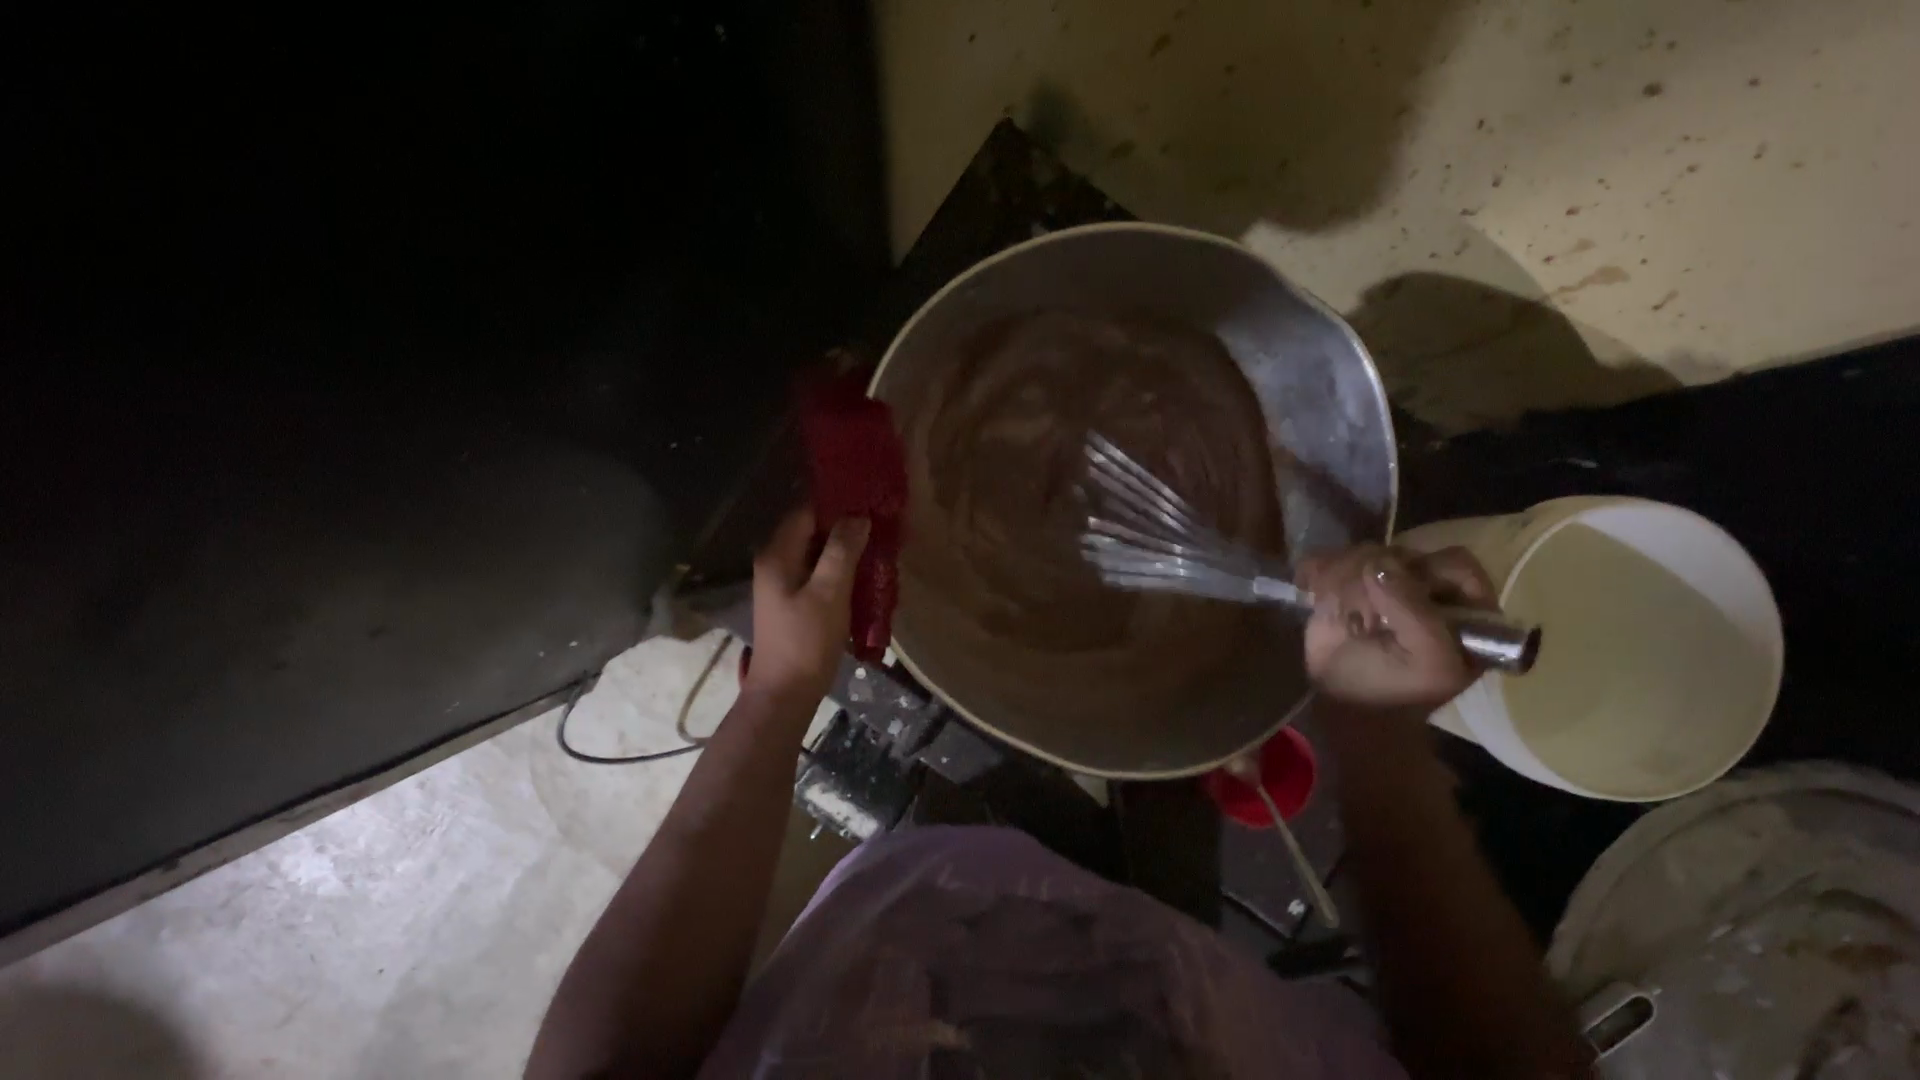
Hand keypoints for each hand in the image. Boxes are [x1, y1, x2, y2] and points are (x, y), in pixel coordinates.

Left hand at [745, 507, 869, 708]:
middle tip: (881, 526)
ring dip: (844, 551)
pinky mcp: (792, 602)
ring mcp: (782, 584)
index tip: (870, 503)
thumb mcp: (829, 593)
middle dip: (844, 528)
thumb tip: (858, 516)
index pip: (806, 512)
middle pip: (811, 531)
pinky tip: (863, 576)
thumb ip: (842, 551)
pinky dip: (839, 571)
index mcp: (777, 554)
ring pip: (817, 554)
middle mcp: (775, 562)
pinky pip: (818, 574)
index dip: (837, 505)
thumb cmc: (807, 642)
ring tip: (878, 548)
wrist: (786, 693)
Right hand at [1297, 544, 1498, 711]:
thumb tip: (1380, 565)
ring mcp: (1384, 584)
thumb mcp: (1427, 662)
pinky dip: (1318, 571)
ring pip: (1366, 553)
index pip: (1455, 564)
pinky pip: (1332, 557)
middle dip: (1376, 580)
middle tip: (1362, 616)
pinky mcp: (1344, 583)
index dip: (1427, 574)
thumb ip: (1417, 614)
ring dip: (1344, 580)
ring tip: (1338, 612)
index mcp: (1464, 610)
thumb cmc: (1394, 692)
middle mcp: (1426, 591)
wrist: (1341, 709)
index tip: (1402, 599)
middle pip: (1405, 554)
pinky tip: (1314, 592)